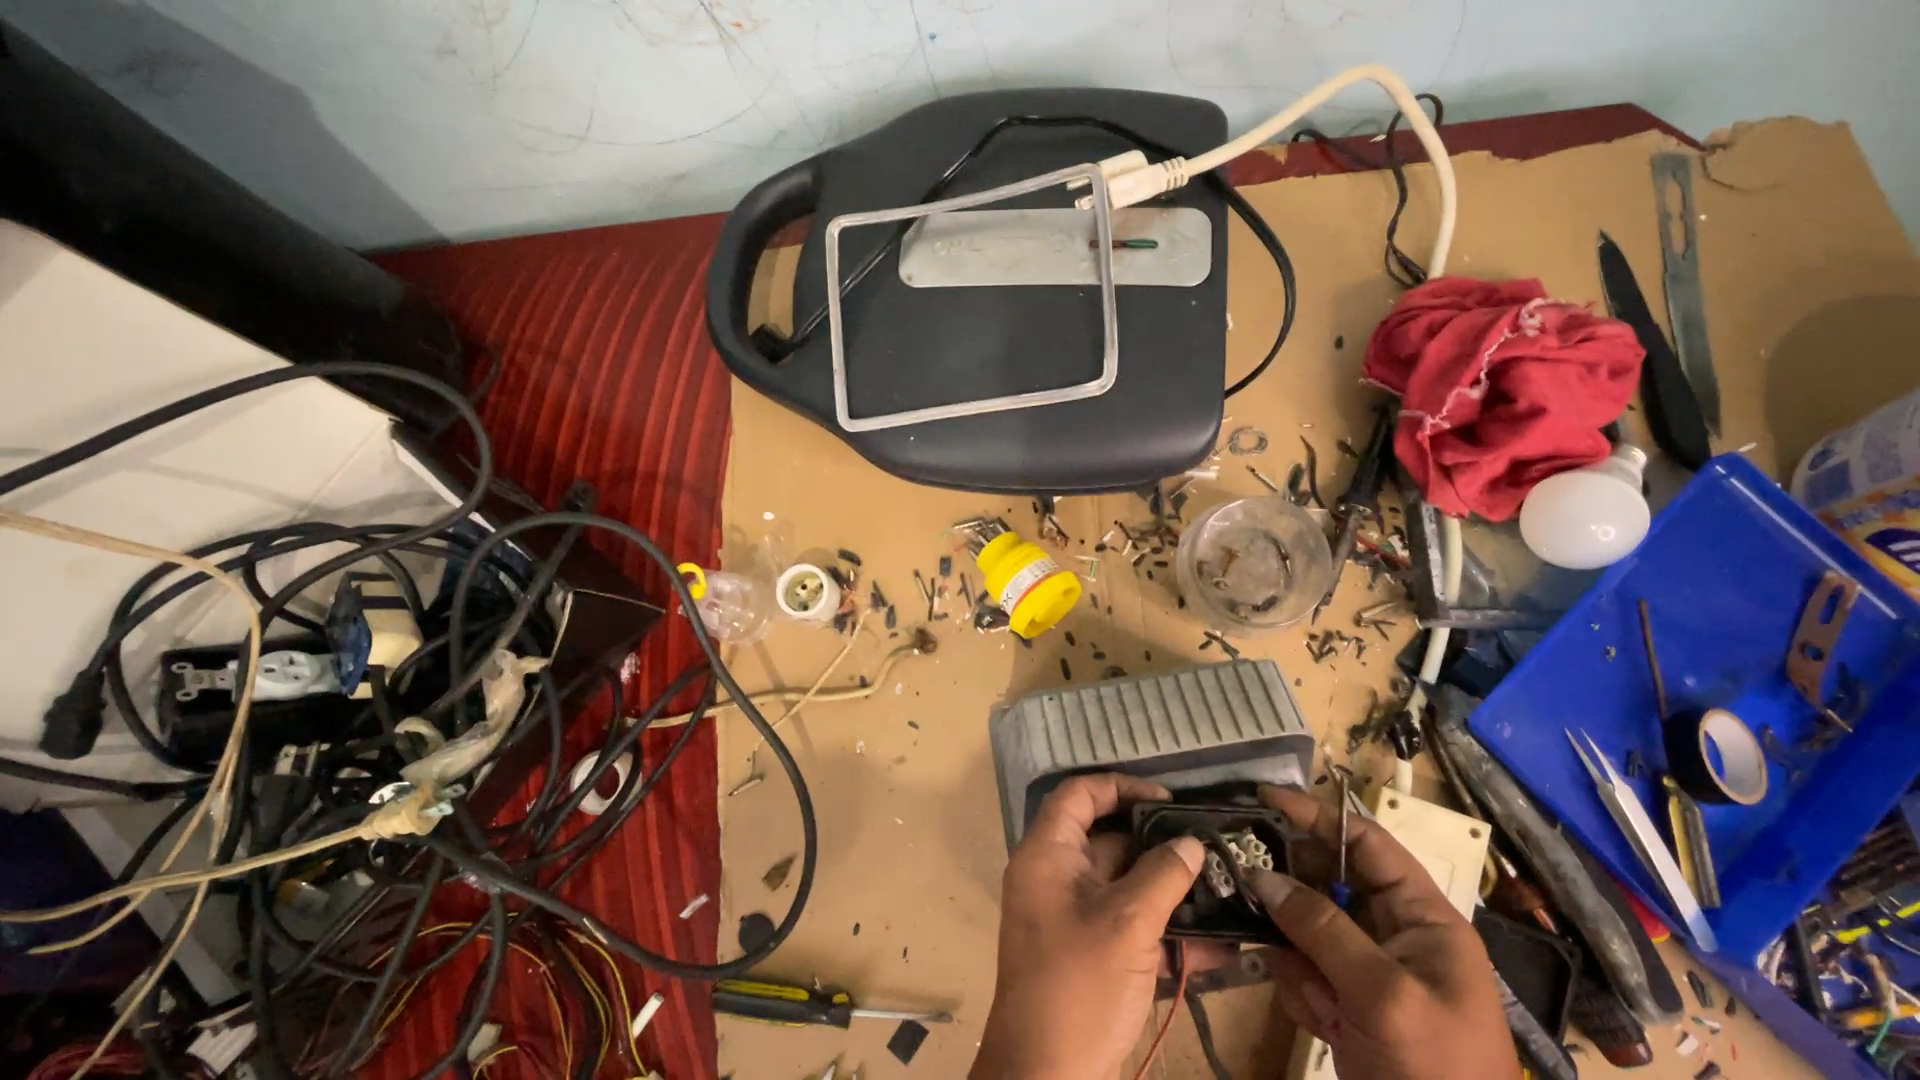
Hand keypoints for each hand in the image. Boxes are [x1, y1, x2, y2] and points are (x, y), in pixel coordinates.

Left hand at [971, 774, 1204, 1079]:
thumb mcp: (1127, 924)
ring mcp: (1072, 918)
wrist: (1046, 1077)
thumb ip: (1162, 876)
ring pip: (1126, 887)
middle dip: (1161, 845)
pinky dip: (1166, 932)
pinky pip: (1130, 927)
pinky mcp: (1091, 954)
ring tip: (1226, 891)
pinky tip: (1219, 946)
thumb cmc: (1079, 987)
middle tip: (1212, 847)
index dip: (1122, 787)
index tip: (1170, 800)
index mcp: (1048, 856)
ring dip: (1172, 892)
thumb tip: (1191, 843)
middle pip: (1109, 841)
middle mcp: (1055, 878)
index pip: (1080, 796)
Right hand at [1251, 785, 1519, 1079]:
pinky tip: (1328, 1028)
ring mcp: (1369, 972)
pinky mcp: (1348, 1005)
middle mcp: (1395, 935)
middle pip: (1326, 885)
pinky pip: (1303, 973)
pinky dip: (1304, 995)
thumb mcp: (1382, 994)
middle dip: (1296, 901)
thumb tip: (1262, 876)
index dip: (1317, 816)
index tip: (1263, 798)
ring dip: (1301, 964)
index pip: (1366, 844)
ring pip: (1305, 932)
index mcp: (1424, 919)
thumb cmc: (1437, 1073)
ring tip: (1326, 1007)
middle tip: (1253, 899)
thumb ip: (1322, 928)